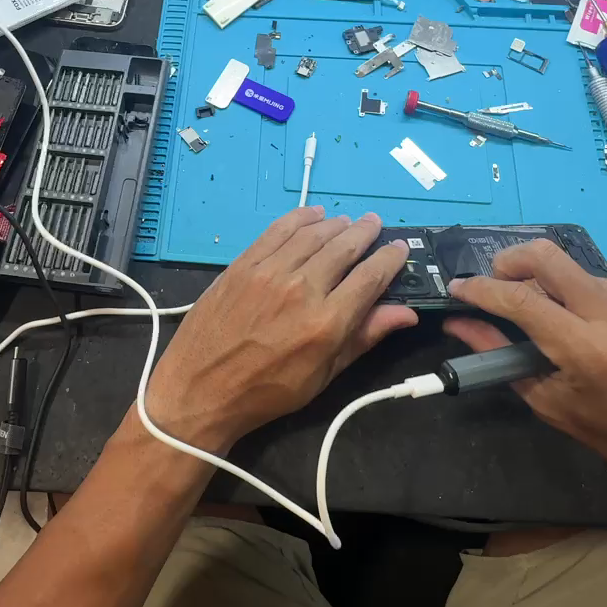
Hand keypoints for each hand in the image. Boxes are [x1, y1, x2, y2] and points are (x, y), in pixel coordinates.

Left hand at [144, 207, 417, 452]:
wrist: (201, 388)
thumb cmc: (267, 391)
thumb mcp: (323, 376)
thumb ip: (364, 337)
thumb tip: (405, 313)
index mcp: (326, 323)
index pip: (370, 277)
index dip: (390, 259)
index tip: (400, 247)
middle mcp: (301, 288)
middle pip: (343, 247)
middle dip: (365, 233)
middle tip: (375, 224)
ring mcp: (269, 271)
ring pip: (312, 234)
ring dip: (336, 224)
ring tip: (348, 221)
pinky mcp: (244, 263)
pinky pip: (277, 230)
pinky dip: (299, 218)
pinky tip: (313, 215)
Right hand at [445, 242, 606, 501]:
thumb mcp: (551, 403)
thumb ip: (499, 357)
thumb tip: (458, 323)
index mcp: (586, 351)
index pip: (518, 299)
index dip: (480, 289)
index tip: (458, 288)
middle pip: (545, 255)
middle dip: (509, 260)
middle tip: (497, 282)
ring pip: (572, 271)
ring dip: (550, 288)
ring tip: (555, 323)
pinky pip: (602, 284)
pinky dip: (583, 299)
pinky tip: (594, 330)